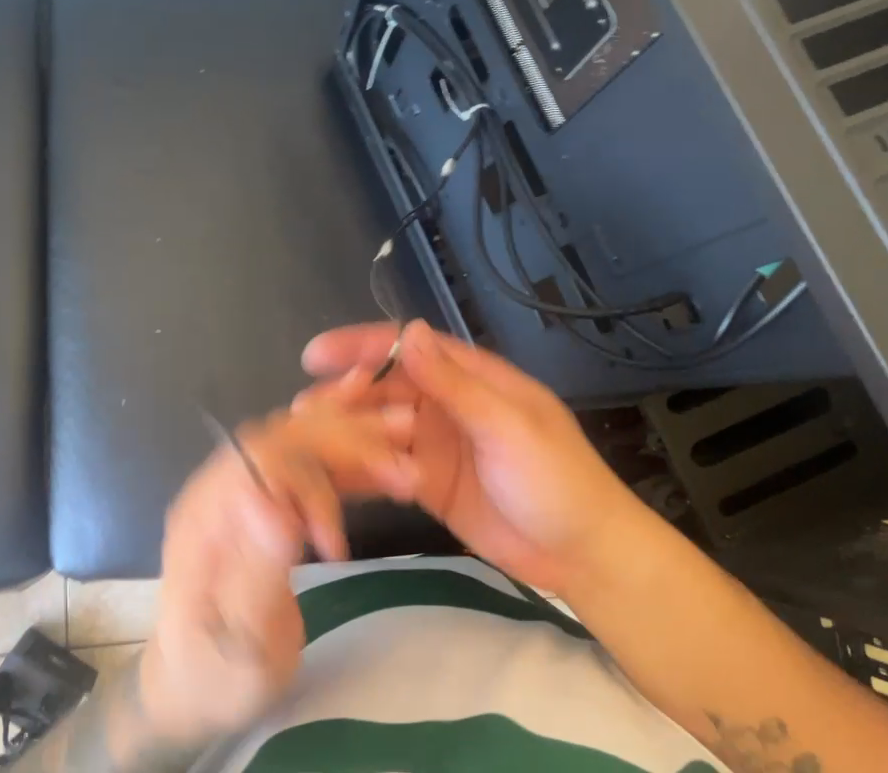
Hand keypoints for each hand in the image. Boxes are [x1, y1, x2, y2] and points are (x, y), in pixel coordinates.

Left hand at [138, 404, 417, 743]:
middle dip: (346, 438)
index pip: (258, 460)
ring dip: (353, 433)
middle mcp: (222, 490)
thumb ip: (254, 575)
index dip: (312, 476)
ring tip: (407, 428)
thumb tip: (271, 501)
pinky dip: (347, 449)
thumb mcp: (236, 645)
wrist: (193, 686)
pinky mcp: (269, 501)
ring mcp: (246, 492)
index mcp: (205, 515)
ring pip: (301, 442)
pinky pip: (309, 462)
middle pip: (285, 439)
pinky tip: (383, 443)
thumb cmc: (213, 676)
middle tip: (405, 455)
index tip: (349, 526)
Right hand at [301, 320, 640, 594]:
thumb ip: (455, 385)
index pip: (408, 350)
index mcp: (470, 378)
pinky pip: (385, 468)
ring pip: (378, 429)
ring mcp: (434, 445)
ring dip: (345, 434)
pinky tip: (331, 477)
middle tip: (304, 413)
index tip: (316, 355)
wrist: (583, 554)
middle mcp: (446, 405)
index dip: (360, 347)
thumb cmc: (556, 479)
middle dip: (344, 397)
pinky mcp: (427, 483)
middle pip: (384, 390)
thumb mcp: (507, 427)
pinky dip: (360, 470)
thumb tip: (409, 331)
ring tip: (305, 445)